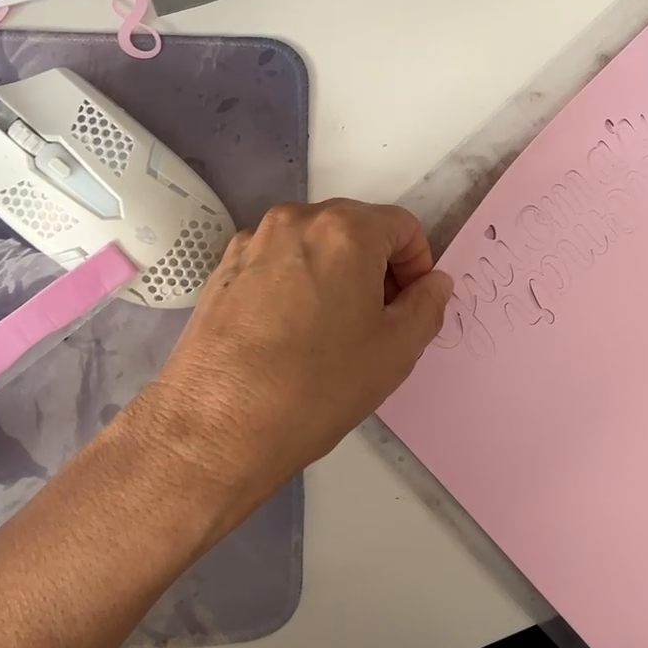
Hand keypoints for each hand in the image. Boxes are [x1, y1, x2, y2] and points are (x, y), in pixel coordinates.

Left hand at [147, 199, 452, 500]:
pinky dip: (295, 283)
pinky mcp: (223, 268)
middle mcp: (297, 220)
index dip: (417, 266)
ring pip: (314, 245)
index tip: (409, 307)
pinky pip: (278, 262)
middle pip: (356, 229)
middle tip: (375, 322)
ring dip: (335, 274)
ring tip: (328, 332)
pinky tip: (288, 334)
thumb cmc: (316, 387)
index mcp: (345, 230)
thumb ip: (428, 305)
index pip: (402, 226)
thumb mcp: (395, 352)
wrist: (213, 428)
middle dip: (376, 267)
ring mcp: (253, 241)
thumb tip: (433, 282)